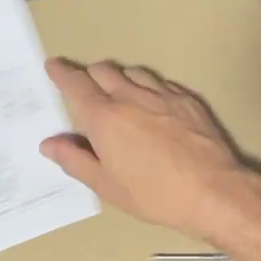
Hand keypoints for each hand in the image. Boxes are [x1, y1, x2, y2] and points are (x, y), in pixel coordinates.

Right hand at [39, 58, 256, 238]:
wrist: (212, 191)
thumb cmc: (153, 194)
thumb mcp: (106, 186)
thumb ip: (75, 160)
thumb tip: (49, 143)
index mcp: (105, 118)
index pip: (76, 85)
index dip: (61, 73)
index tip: (53, 66)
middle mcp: (131, 97)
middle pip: (103, 70)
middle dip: (90, 74)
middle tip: (86, 88)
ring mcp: (162, 94)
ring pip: (133, 72)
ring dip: (120, 77)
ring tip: (119, 93)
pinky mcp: (187, 99)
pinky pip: (160, 82)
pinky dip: (147, 85)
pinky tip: (152, 101)